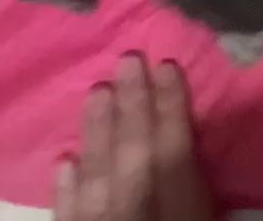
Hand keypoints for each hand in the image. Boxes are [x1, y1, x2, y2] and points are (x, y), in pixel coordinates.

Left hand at [55, 54, 209, 220]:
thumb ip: (197, 189)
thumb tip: (192, 145)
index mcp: (180, 210)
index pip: (176, 149)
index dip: (172, 105)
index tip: (167, 64)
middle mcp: (138, 212)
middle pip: (135, 152)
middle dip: (133, 103)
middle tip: (129, 57)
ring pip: (97, 175)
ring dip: (97, 130)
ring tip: (98, 89)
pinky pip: (67, 214)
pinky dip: (67, 187)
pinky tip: (66, 158)